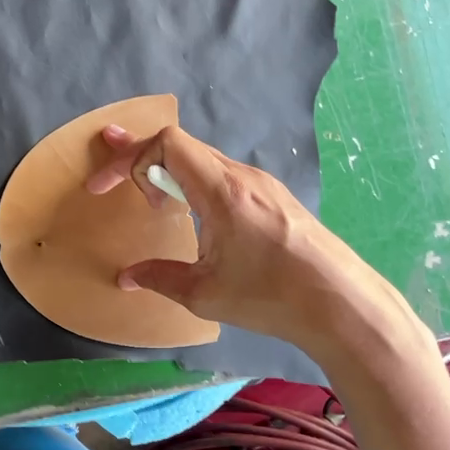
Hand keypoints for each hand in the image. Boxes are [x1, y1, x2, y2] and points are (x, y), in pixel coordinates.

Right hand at [85, 124, 426, 361]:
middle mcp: (243, 177)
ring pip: (203, 161)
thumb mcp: (203, 293)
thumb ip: (159, 277)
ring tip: (145, 195)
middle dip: (138, 159)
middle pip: (181, 146)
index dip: (128, 157)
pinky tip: (190, 212)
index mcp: (222, 191)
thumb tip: (126, 278)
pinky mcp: (276, 199)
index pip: (167, 143)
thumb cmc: (271, 297)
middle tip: (105, 174)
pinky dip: (193, 184)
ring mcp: (263, 186)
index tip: (105, 188)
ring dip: (168, 173)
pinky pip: (223, 176)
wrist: (344, 306)